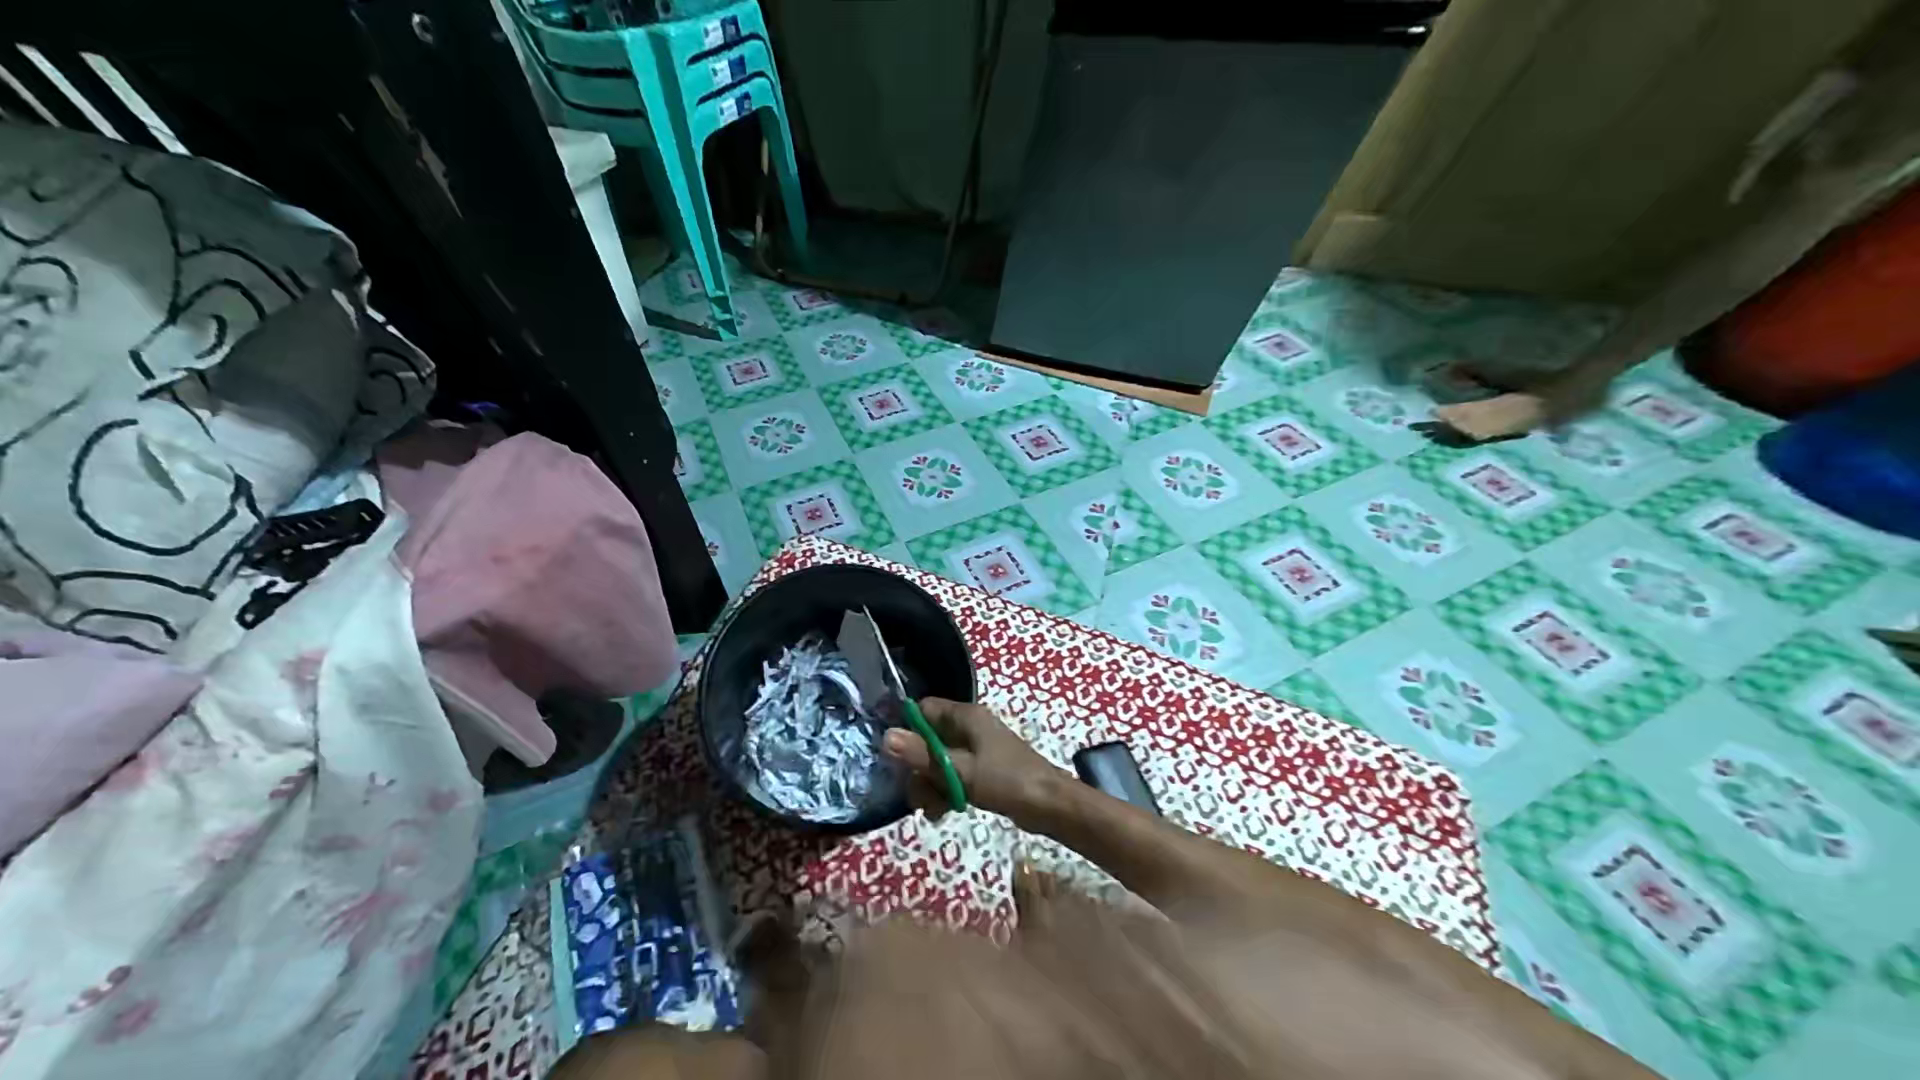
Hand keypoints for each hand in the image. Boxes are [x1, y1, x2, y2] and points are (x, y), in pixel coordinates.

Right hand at [881, 698, 1064, 822]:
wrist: (1049, 805)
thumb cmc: (1005, 780)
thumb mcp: (959, 770)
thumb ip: (922, 754)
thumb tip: (886, 736)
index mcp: (966, 716)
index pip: (924, 710)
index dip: (907, 730)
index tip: (896, 758)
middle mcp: (969, 727)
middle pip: (928, 740)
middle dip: (919, 769)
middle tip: (917, 796)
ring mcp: (977, 748)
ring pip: (939, 761)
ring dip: (930, 785)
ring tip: (932, 810)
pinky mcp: (982, 769)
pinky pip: (953, 774)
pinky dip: (945, 790)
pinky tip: (942, 812)